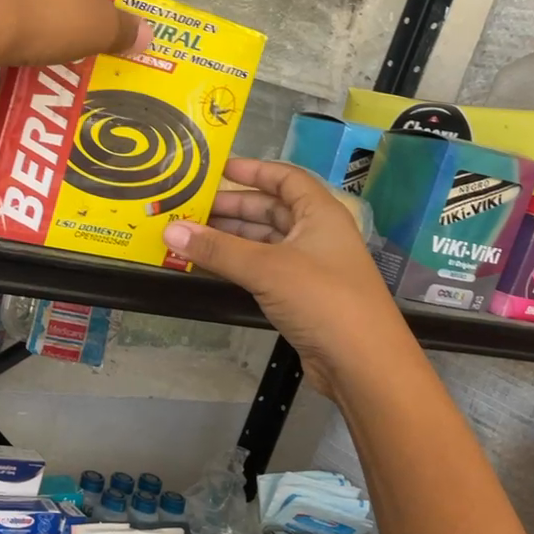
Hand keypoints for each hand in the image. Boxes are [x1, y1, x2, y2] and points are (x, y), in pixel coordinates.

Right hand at [160, 158, 410, 397]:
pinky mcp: (300, 296)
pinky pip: (262, 268)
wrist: (363, 363)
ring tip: (190, 235)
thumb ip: (217, 249)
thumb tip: (170, 230)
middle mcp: (317, 235)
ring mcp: (309, 267)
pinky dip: (236, 264)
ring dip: (230, 237)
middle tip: (190, 207)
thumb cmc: (323, 300)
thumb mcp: (266, 269)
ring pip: (264, 241)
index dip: (254, 170)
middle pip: (271, 210)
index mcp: (320, 214)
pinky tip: (208, 266)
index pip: (286, 178)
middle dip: (232, 207)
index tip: (218, 170)